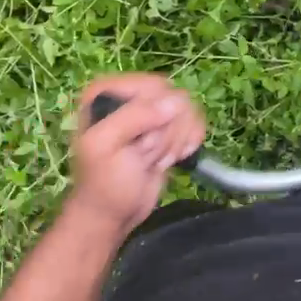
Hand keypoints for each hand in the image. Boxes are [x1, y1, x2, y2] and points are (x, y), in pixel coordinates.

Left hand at [64, 74, 205, 235]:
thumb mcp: (105, 146)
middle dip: (165, 132)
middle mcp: (132, 94)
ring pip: (188, 111)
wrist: (116, 215)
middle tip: (143, 153)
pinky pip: (196, 121)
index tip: (139, 142)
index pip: (154, 86)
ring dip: (175, 141)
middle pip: (175, 98)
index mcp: (108, 91)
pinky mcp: (171, 126)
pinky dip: (189, 142)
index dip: (154, 116)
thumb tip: (176, 102)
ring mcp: (154, 111)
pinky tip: (172, 158)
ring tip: (152, 159)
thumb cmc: (104, 183)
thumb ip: (134, 117)